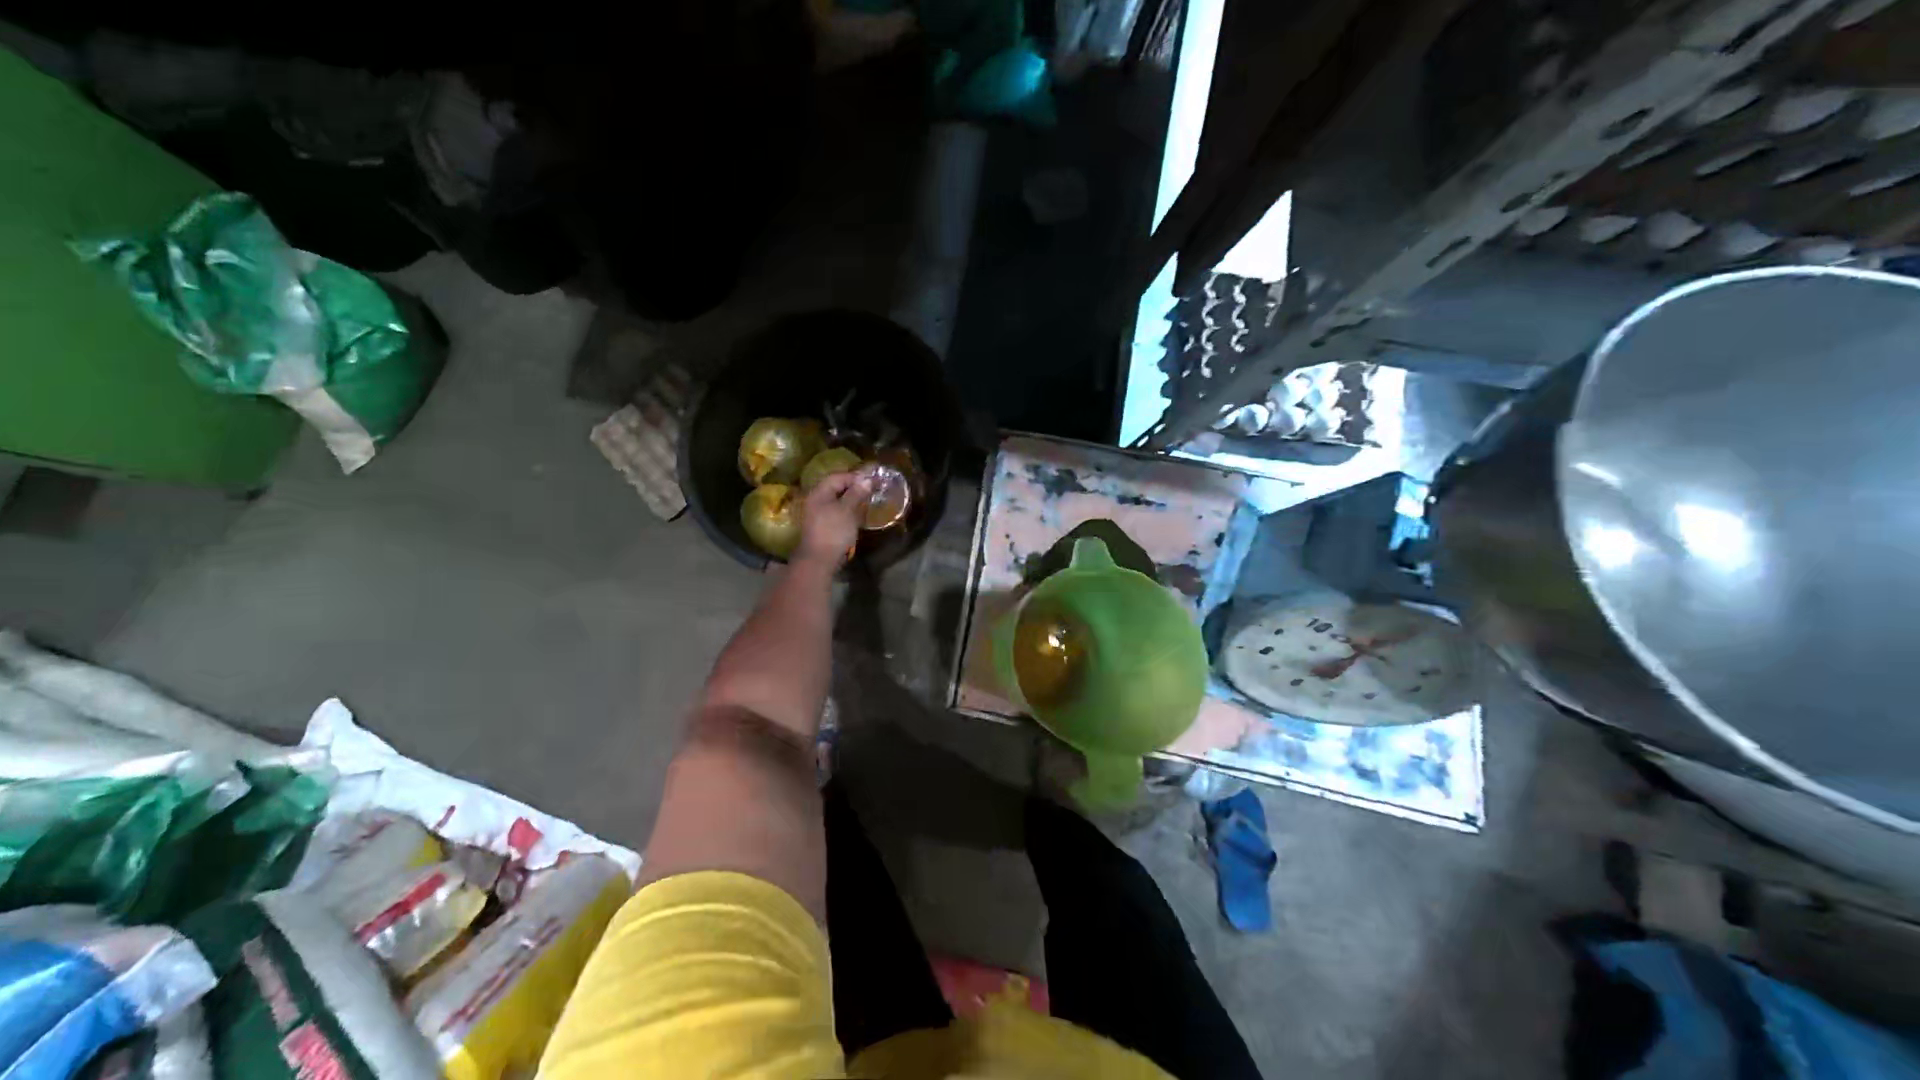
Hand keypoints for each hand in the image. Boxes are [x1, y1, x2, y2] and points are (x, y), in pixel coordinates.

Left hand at [797, 471, 872, 566]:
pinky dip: (848, 510)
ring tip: (867, 501)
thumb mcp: (847, 510)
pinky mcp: (823, 526)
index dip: (855, 476)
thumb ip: (856, 493)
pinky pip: (837, 512)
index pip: (838, 477)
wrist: (820, 560)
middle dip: (854, 487)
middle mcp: (816, 500)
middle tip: (872, 489)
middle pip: (836, 488)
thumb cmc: (834, 531)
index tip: (872, 480)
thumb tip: (867, 479)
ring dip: (852, 499)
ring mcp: (818, 514)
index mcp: (819, 493)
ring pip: (837, 500)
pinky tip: (858, 515)